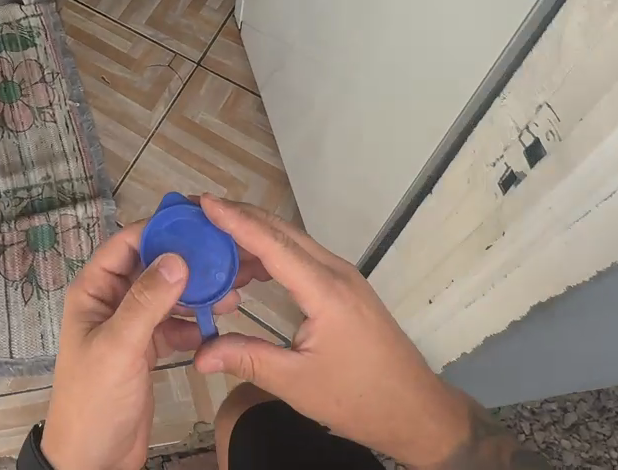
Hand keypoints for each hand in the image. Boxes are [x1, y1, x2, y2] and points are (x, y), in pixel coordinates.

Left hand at [40, 223, 237, 469]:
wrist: (92, 460)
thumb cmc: (94, 398)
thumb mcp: (119, 346)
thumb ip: (147, 302)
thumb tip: (177, 258)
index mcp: (93, 288)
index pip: (126, 243)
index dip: (159, 228)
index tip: (198, 221)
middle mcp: (111, 299)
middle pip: (150, 266)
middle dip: (185, 260)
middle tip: (225, 254)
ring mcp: (129, 325)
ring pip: (165, 296)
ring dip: (195, 292)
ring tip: (232, 289)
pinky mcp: (145, 350)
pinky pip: (173, 325)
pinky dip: (194, 323)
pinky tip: (219, 323)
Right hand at [189, 197, 475, 468]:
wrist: (420, 414)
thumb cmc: (361, 400)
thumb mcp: (299, 385)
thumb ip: (247, 359)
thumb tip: (198, 355)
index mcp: (325, 290)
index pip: (272, 243)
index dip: (235, 220)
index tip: (203, 201)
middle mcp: (334, 271)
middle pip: (279, 230)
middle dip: (237, 216)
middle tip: (197, 211)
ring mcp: (341, 276)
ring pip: (289, 240)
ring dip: (250, 233)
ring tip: (210, 236)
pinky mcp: (342, 286)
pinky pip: (298, 255)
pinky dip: (267, 252)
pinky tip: (243, 268)